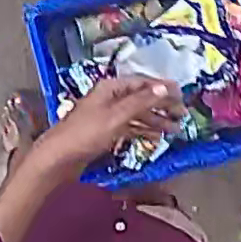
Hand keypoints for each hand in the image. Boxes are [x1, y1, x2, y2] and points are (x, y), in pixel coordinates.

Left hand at [31, 77, 183, 174]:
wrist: (58, 158)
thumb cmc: (86, 133)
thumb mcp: (117, 116)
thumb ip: (142, 101)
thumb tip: (165, 87)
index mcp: (111, 87)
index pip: (142, 83)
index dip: (162, 88)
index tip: (182, 95)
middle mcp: (110, 98)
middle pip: (141, 98)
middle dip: (162, 105)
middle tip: (182, 115)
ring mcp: (108, 115)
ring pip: (137, 114)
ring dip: (155, 120)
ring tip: (174, 130)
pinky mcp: (105, 132)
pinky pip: (130, 127)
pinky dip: (143, 131)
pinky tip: (156, 138)